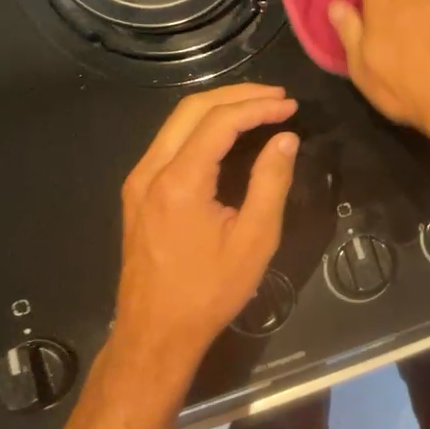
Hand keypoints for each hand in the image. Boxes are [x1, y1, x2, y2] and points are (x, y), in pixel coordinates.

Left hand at [115, 84, 298, 364]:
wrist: (156, 332)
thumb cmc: (209, 291)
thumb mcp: (254, 240)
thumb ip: (270, 183)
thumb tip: (286, 139)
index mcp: (179, 182)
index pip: (219, 122)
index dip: (258, 107)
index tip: (292, 107)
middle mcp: (150, 172)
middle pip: (192, 110)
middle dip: (238, 96)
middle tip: (279, 98)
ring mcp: (138, 181)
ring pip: (177, 122)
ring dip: (219, 108)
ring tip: (260, 109)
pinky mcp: (138, 193)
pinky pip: (170, 142)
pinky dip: (202, 127)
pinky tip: (229, 134)